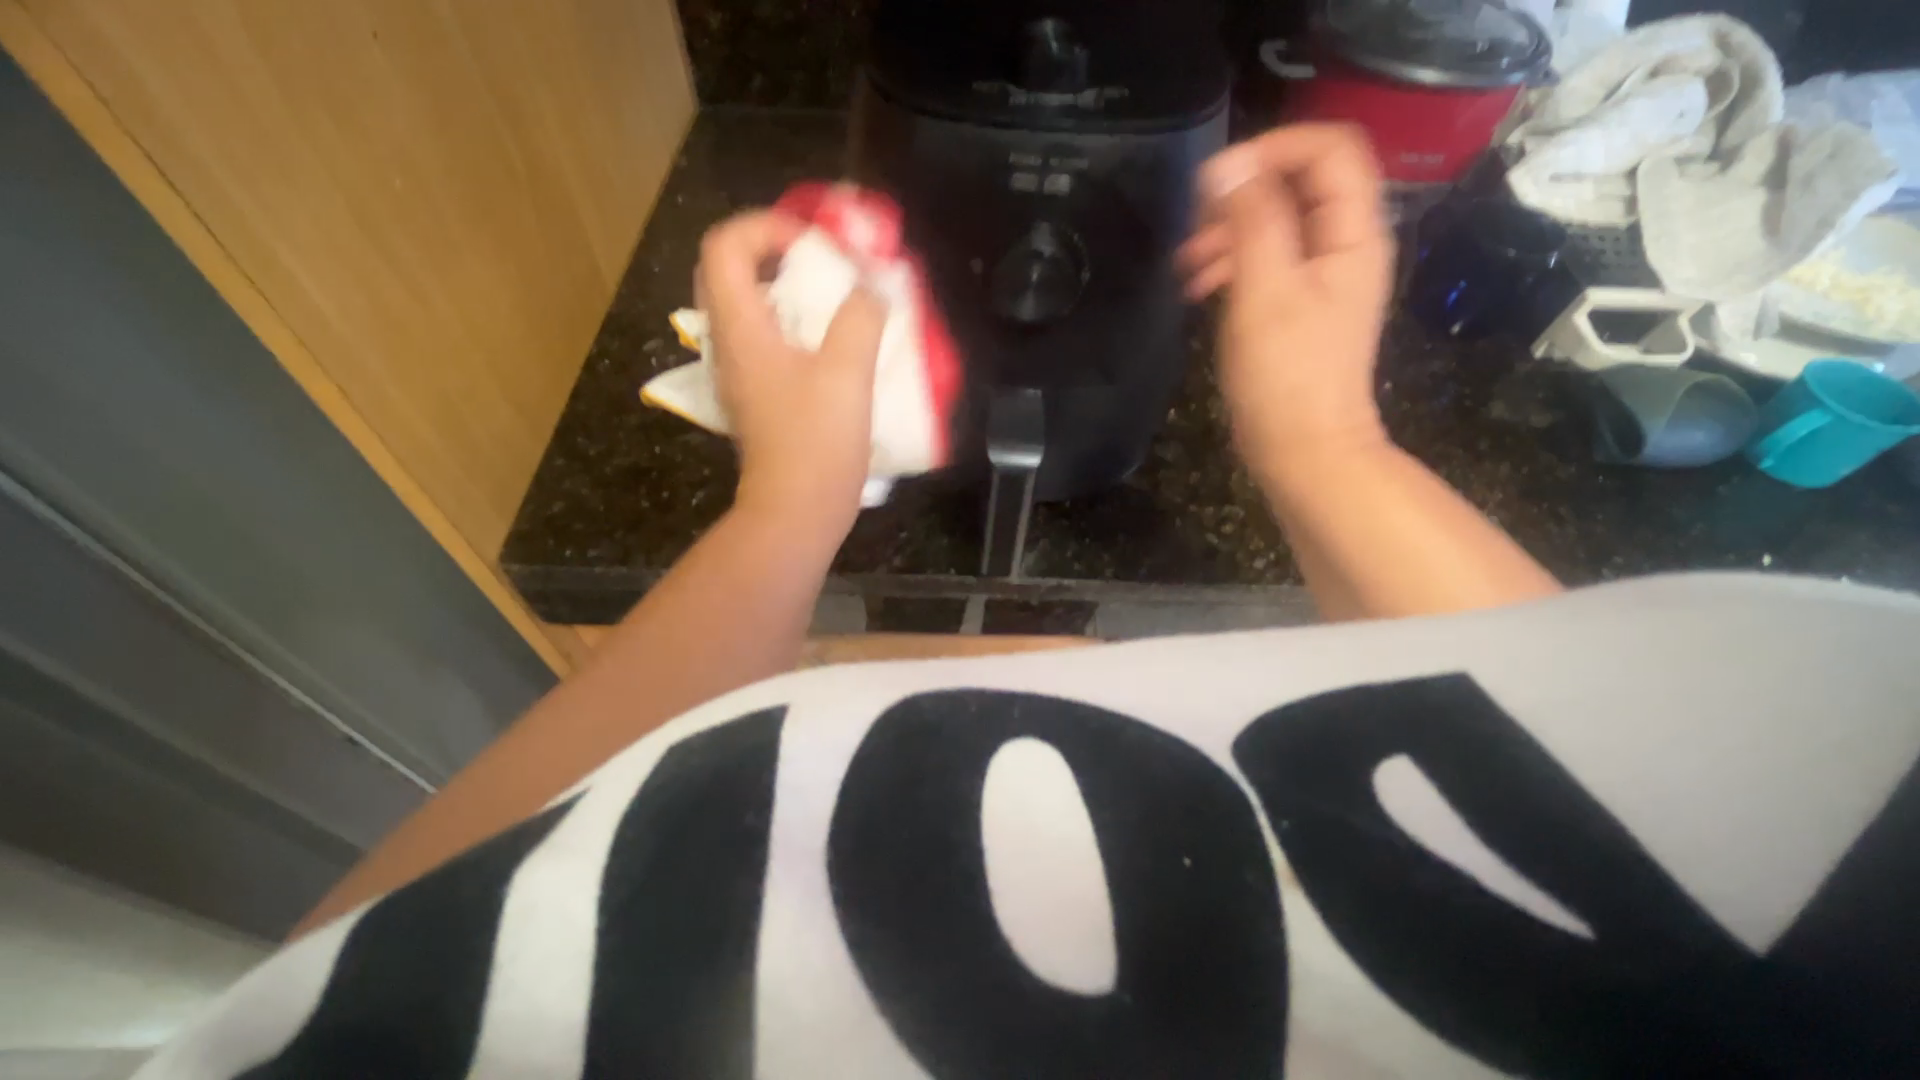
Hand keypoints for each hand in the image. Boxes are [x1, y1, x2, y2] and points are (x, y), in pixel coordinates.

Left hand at [696, 209, 888, 540]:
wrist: (795, 512)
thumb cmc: (816, 443)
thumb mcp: (848, 373)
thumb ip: (860, 316)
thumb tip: (871, 288)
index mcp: (740, 328)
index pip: (725, 245)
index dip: (766, 227)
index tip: (816, 245)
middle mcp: (728, 344)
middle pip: (729, 270)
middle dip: (774, 251)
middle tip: (821, 261)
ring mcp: (738, 371)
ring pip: (745, 305)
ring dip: (785, 287)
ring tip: (833, 295)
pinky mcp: (756, 393)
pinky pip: (763, 336)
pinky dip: (791, 321)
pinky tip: (832, 339)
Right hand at [1177, 124, 1396, 484]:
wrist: (1303, 451)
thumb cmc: (1286, 376)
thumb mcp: (1264, 291)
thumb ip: (1251, 221)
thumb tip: (1227, 165)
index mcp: (1353, 234)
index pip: (1330, 149)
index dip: (1276, 146)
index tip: (1220, 178)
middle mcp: (1343, 246)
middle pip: (1298, 183)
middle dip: (1242, 196)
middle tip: (1196, 225)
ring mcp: (1320, 277)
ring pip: (1274, 223)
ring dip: (1227, 233)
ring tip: (1186, 267)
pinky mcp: (1295, 305)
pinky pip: (1264, 261)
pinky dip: (1229, 264)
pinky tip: (1197, 288)